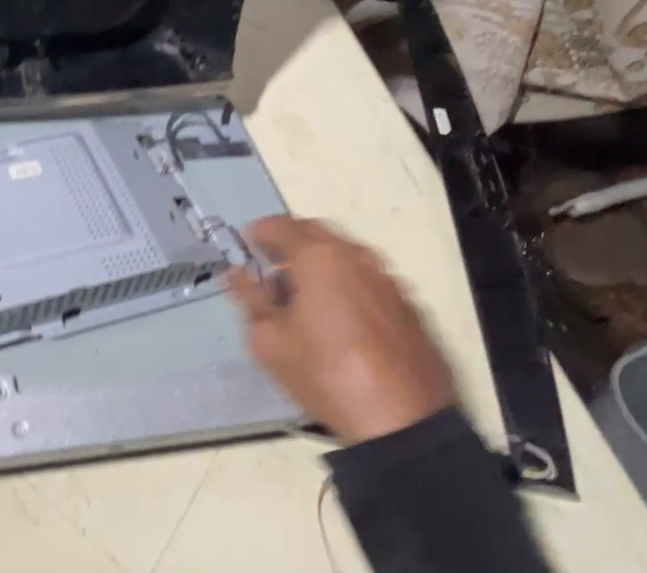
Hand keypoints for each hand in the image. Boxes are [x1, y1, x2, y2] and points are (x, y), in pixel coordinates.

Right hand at [226, 215, 455, 443]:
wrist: (403, 420)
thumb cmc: (325, 374)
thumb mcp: (270, 341)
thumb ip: (250, 298)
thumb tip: (237, 273)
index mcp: (318, 256)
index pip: (280, 225)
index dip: (258, 232)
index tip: (246, 246)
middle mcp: (357, 256)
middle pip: (317, 232)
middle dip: (291, 242)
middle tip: (273, 269)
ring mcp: (389, 279)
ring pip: (347, 254)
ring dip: (322, 262)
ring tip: (306, 295)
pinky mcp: (410, 305)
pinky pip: (369, 279)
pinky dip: (349, 284)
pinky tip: (341, 318)